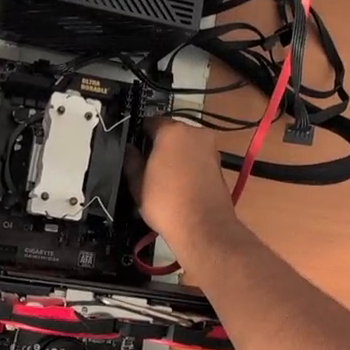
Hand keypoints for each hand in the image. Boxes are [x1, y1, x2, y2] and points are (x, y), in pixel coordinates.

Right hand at [126, 119, 238, 250]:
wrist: (204, 228)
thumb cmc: (166, 203)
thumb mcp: (138, 183)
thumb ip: (132, 161)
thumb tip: (130, 149)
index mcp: (172, 132)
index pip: (151, 122)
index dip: (140, 134)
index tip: (134, 148)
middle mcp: (195, 133)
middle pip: (171, 133)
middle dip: (159, 145)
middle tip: (147, 165)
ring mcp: (210, 148)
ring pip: (186, 146)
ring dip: (175, 156)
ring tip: (163, 179)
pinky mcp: (219, 164)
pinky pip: (197, 158)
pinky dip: (188, 166)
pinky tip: (179, 185)